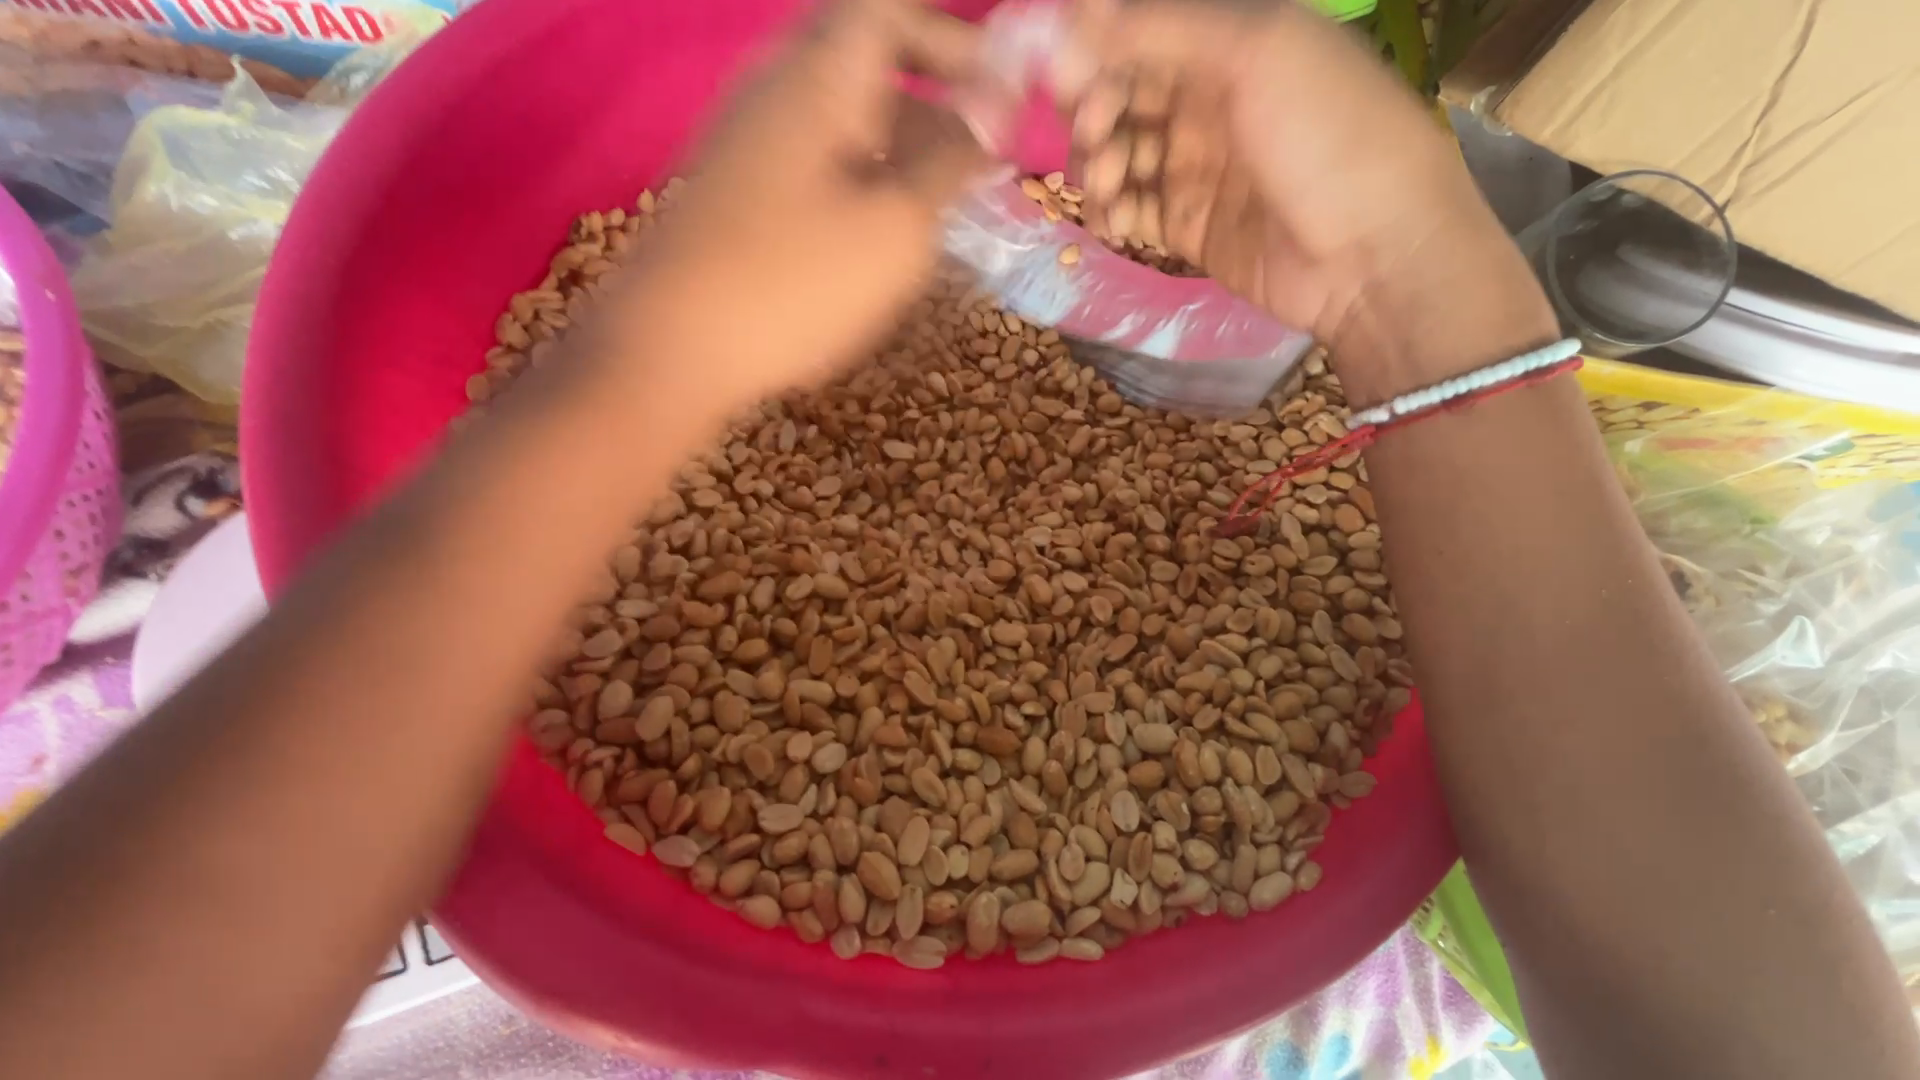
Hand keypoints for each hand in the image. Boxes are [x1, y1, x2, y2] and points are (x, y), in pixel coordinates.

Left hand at [602, 0, 991, 416]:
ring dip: (898, 148)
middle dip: (930, 99)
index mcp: (817, 78)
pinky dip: (860, 180)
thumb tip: (991, 109)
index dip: (953, 39)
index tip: (1001, 86)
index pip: (889, 12)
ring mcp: (747, 143)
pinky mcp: (735, 194)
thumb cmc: (793, 284)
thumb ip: (949, 160)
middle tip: (975, 150)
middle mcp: (775, 91)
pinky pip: (813, 162)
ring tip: (941, 204)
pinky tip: (880, 236)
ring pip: (840, 119)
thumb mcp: (895, 227)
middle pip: (864, 63)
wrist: (670, 351)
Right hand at [1058, 0, 1554, 398]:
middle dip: (1095, 118)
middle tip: (1096, 147)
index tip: (1065, 85)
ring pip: (1121, 156)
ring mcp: (1199, 169)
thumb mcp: (1257, 53)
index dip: (1097, 58)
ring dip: (1098, 167)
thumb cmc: (1327, 136)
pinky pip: (1133, 211)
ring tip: (1108, 187)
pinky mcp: (1190, 227)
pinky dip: (1112, 212)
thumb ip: (1162, 27)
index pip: (1142, 39)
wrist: (1372, 254)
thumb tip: (1074, 12)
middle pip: (1123, 99)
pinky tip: (1113, 221)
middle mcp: (1211, 104)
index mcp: (1233, 45)